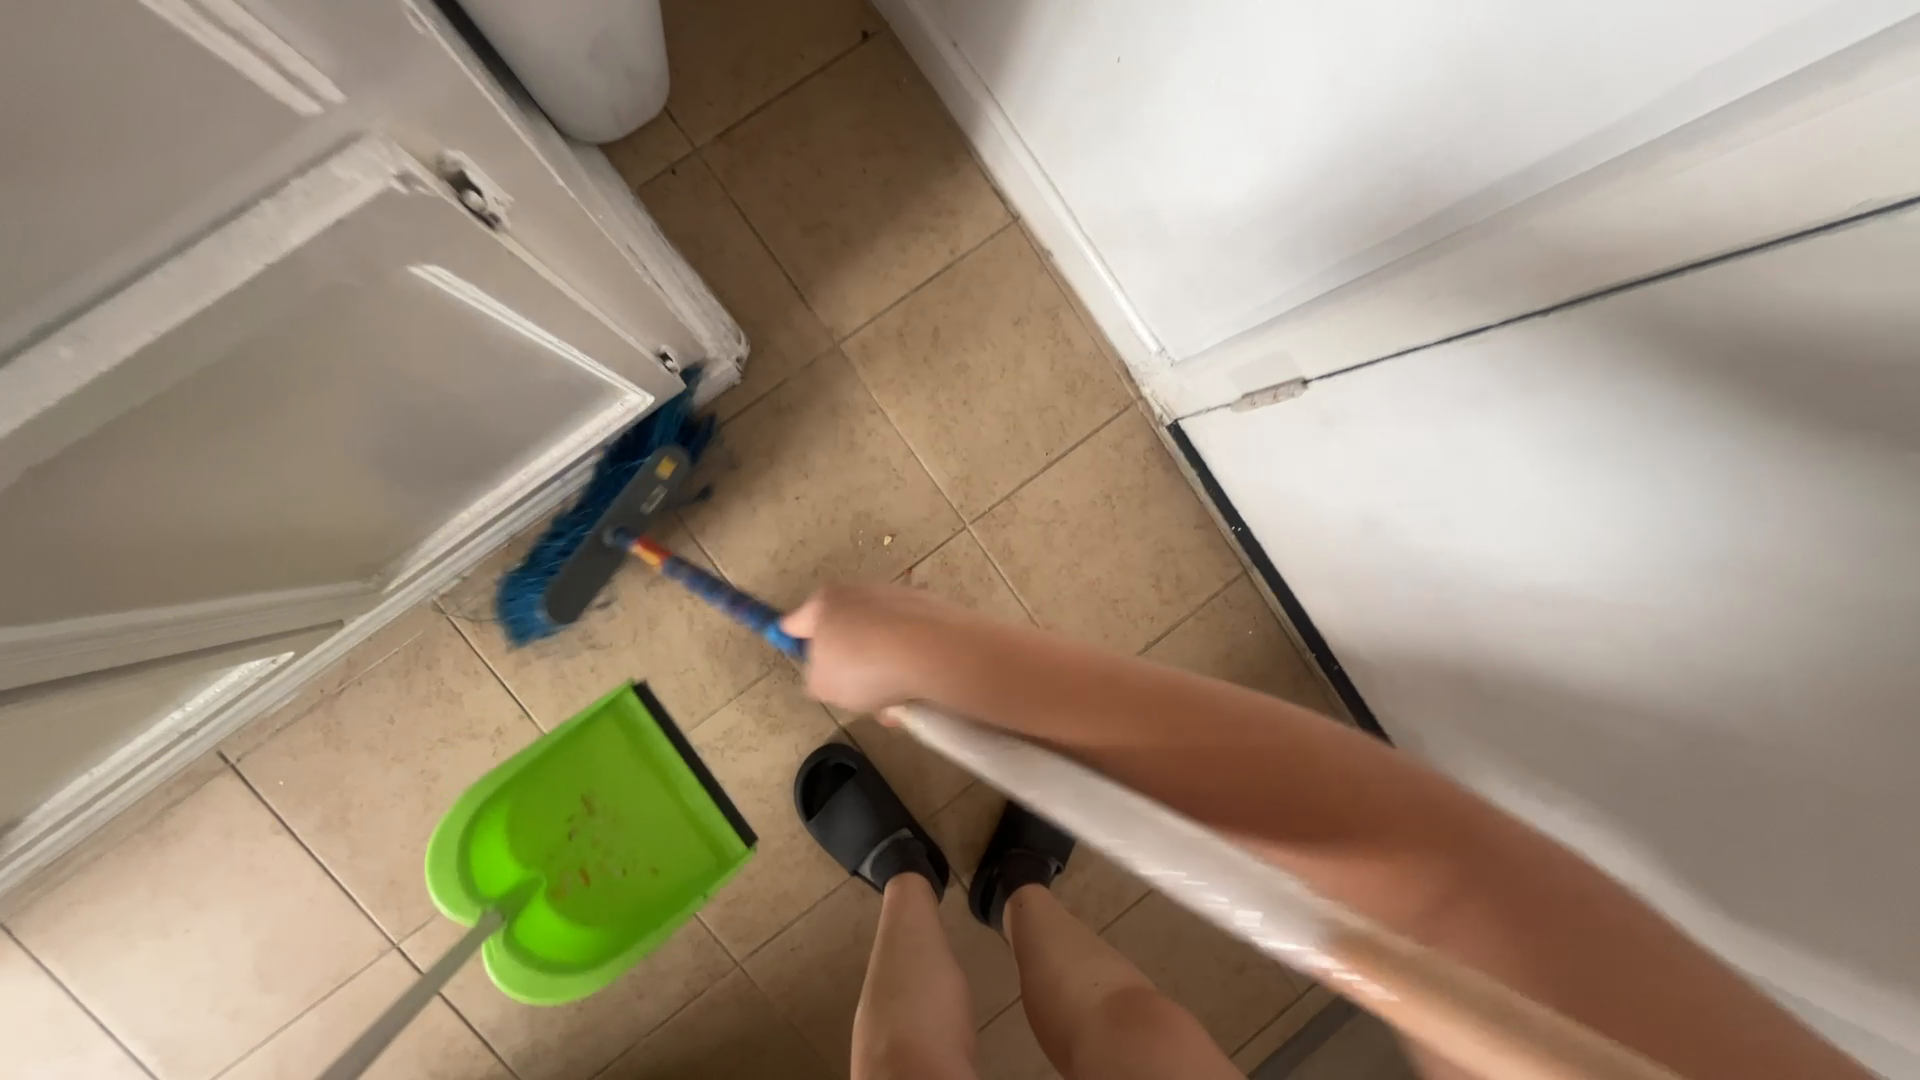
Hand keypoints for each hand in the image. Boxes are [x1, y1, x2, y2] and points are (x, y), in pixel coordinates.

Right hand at [781, 584, 965, 714]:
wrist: (931, 650)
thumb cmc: (863, 666)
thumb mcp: (822, 685)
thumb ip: (816, 678)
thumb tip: (826, 674)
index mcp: (824, 604)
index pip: (795, 622)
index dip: (793, 641)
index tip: (798, 652)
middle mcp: (859, 592)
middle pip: (845, 634)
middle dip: (851, 666)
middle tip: (856, 696)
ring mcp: (896, 598)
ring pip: (880, 643)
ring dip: (884, 673)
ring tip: (892, 704)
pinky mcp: (930, 610)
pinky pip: (910, 645)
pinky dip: (910, 667)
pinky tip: (916, 693)